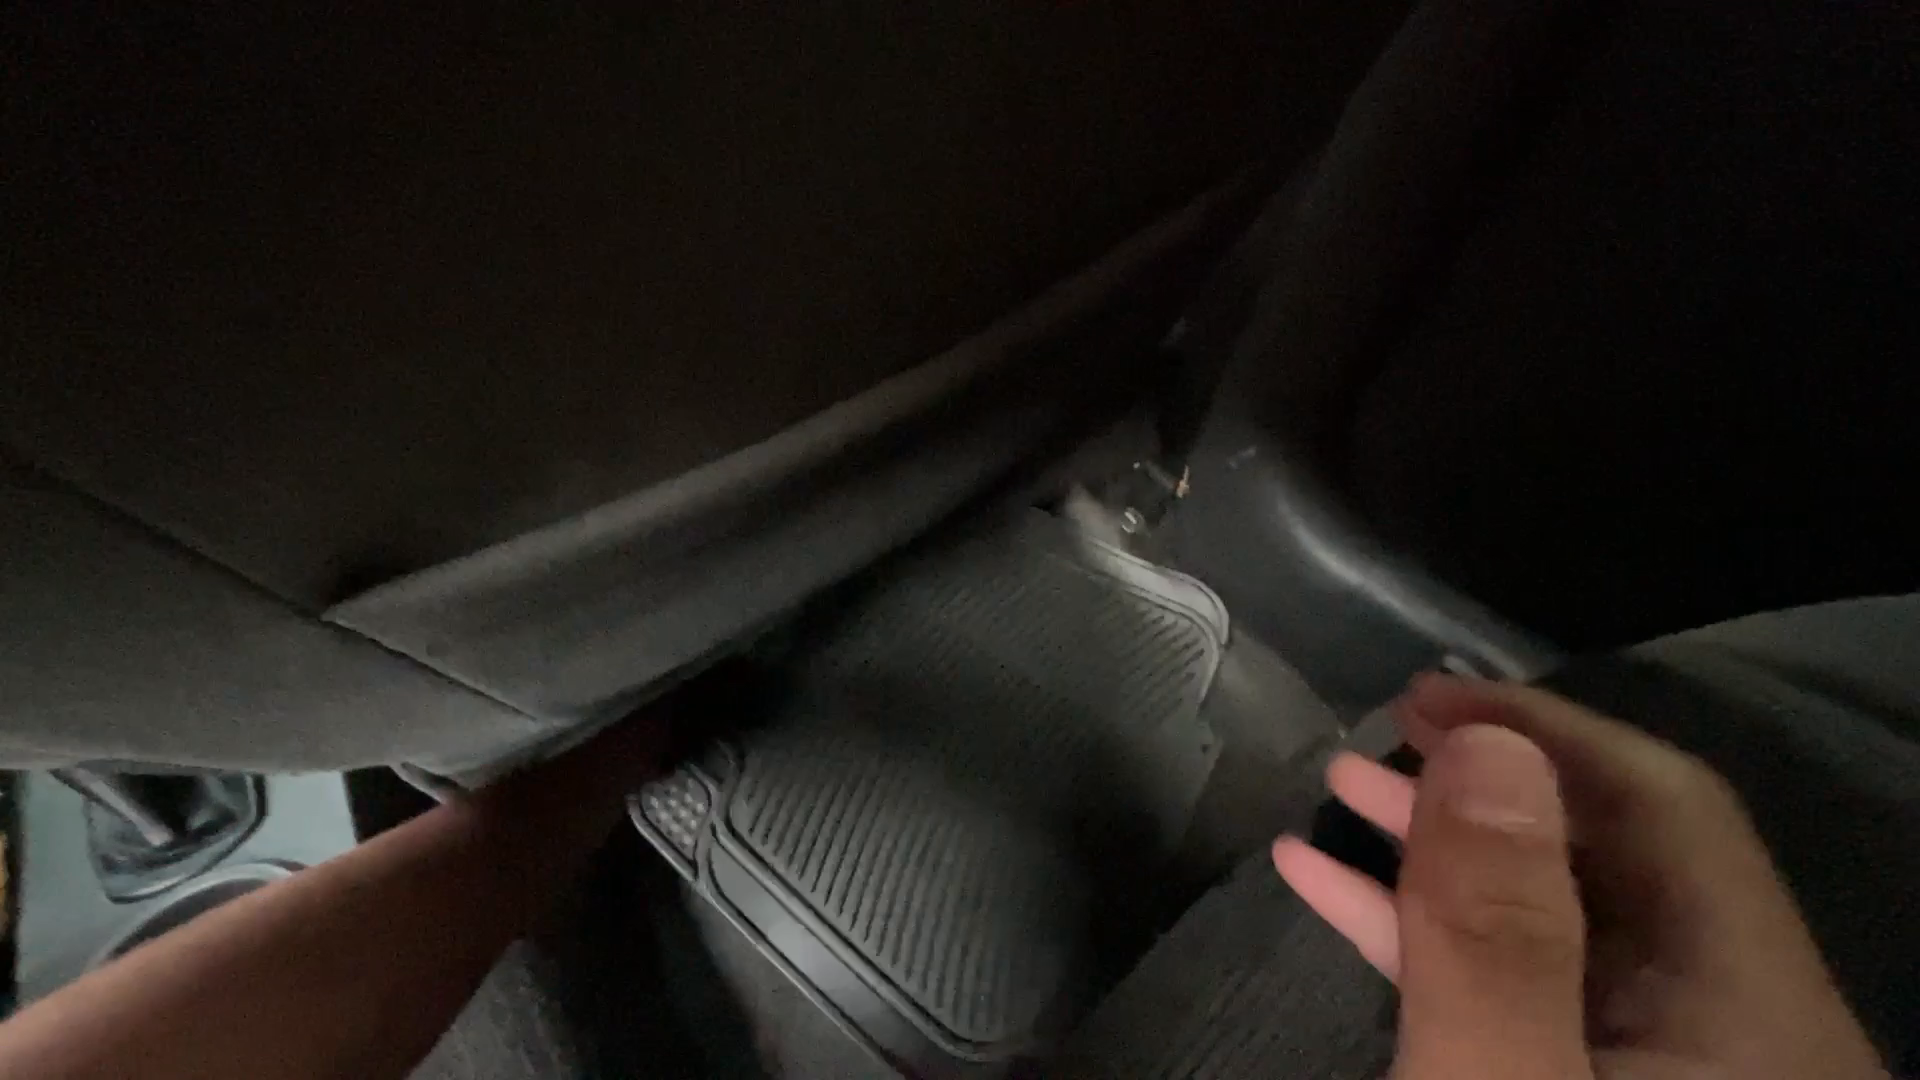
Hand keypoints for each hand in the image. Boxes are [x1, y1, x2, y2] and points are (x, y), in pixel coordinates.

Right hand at [1272, 674, 1886, 1079]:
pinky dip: (1410, 920)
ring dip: (1432, 842)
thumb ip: (1499, 921)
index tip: (1425, 697)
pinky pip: (1497, 976)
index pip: (1654, 804)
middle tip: (1377, 734)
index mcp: (1745, 1010)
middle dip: (1474, 780)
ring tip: (1334, 789)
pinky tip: (1320, 883)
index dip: (1540, 727)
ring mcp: (1642, 1060)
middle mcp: (1721, 1025)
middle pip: (1596, 852)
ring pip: (1539, 910)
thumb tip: (1484, 745)